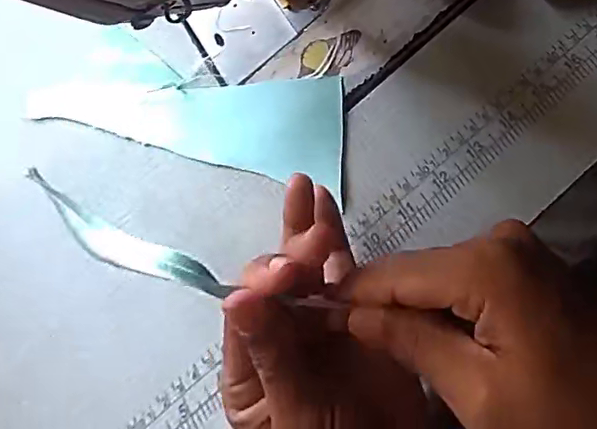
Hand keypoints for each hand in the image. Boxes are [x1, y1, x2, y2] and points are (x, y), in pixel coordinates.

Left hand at [221, 175, 426, 428]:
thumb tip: (237, 299)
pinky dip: (333, 233)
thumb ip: (271, 354)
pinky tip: (322, 201)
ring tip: (304, 190)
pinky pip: (342, 266)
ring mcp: (320, 318)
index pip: (248, 312)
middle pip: (278, 280)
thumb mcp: (294, 412)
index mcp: (252, 366)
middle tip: (312, 240)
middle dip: (291, 253)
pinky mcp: (359, 309)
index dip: (264, 284)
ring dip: (305, 227)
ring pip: (307, 263)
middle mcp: (282, 333)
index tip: (284, 274)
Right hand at [340, 220, 596, 428]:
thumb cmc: (564, 412)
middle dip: (379, 300)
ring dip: (409, 303)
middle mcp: (498, 237)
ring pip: (441, 273)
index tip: (308, 310)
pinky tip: (419, 330)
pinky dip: (441, 302)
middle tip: (331, 329)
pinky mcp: (523, 259)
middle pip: (420, 269)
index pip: (399, 272)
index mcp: (486, 263)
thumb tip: (354, 316)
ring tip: (367, 334)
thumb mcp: (480, 395)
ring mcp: (514, 245)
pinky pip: (466, 276)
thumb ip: (415, 344)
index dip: (352, 293)